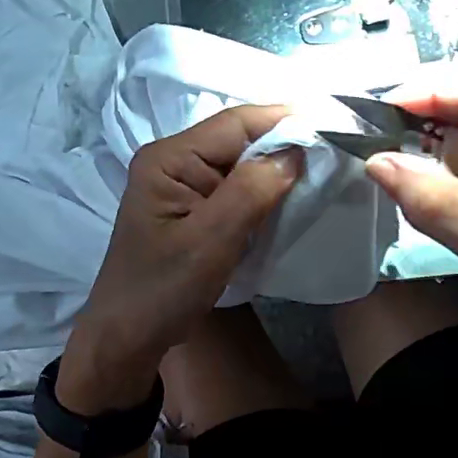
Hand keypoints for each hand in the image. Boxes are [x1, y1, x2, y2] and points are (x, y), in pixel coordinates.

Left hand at [59, 105, 300, 413]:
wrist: (127, 337)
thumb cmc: (163, 290)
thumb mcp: (210, 241)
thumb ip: (250, 191)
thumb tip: (295, 151)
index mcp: (167, 159)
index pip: (233, 124)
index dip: (281, 120)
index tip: (329, 126)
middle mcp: (172, 160)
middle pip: (237, 139)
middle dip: (282, 145)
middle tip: (331, 154)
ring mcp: (181, 183)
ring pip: (240, 162)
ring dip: (275, 169)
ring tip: (319, 173)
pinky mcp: (192, 204)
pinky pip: (234, 185)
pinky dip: (262, 190)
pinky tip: (288, 198)